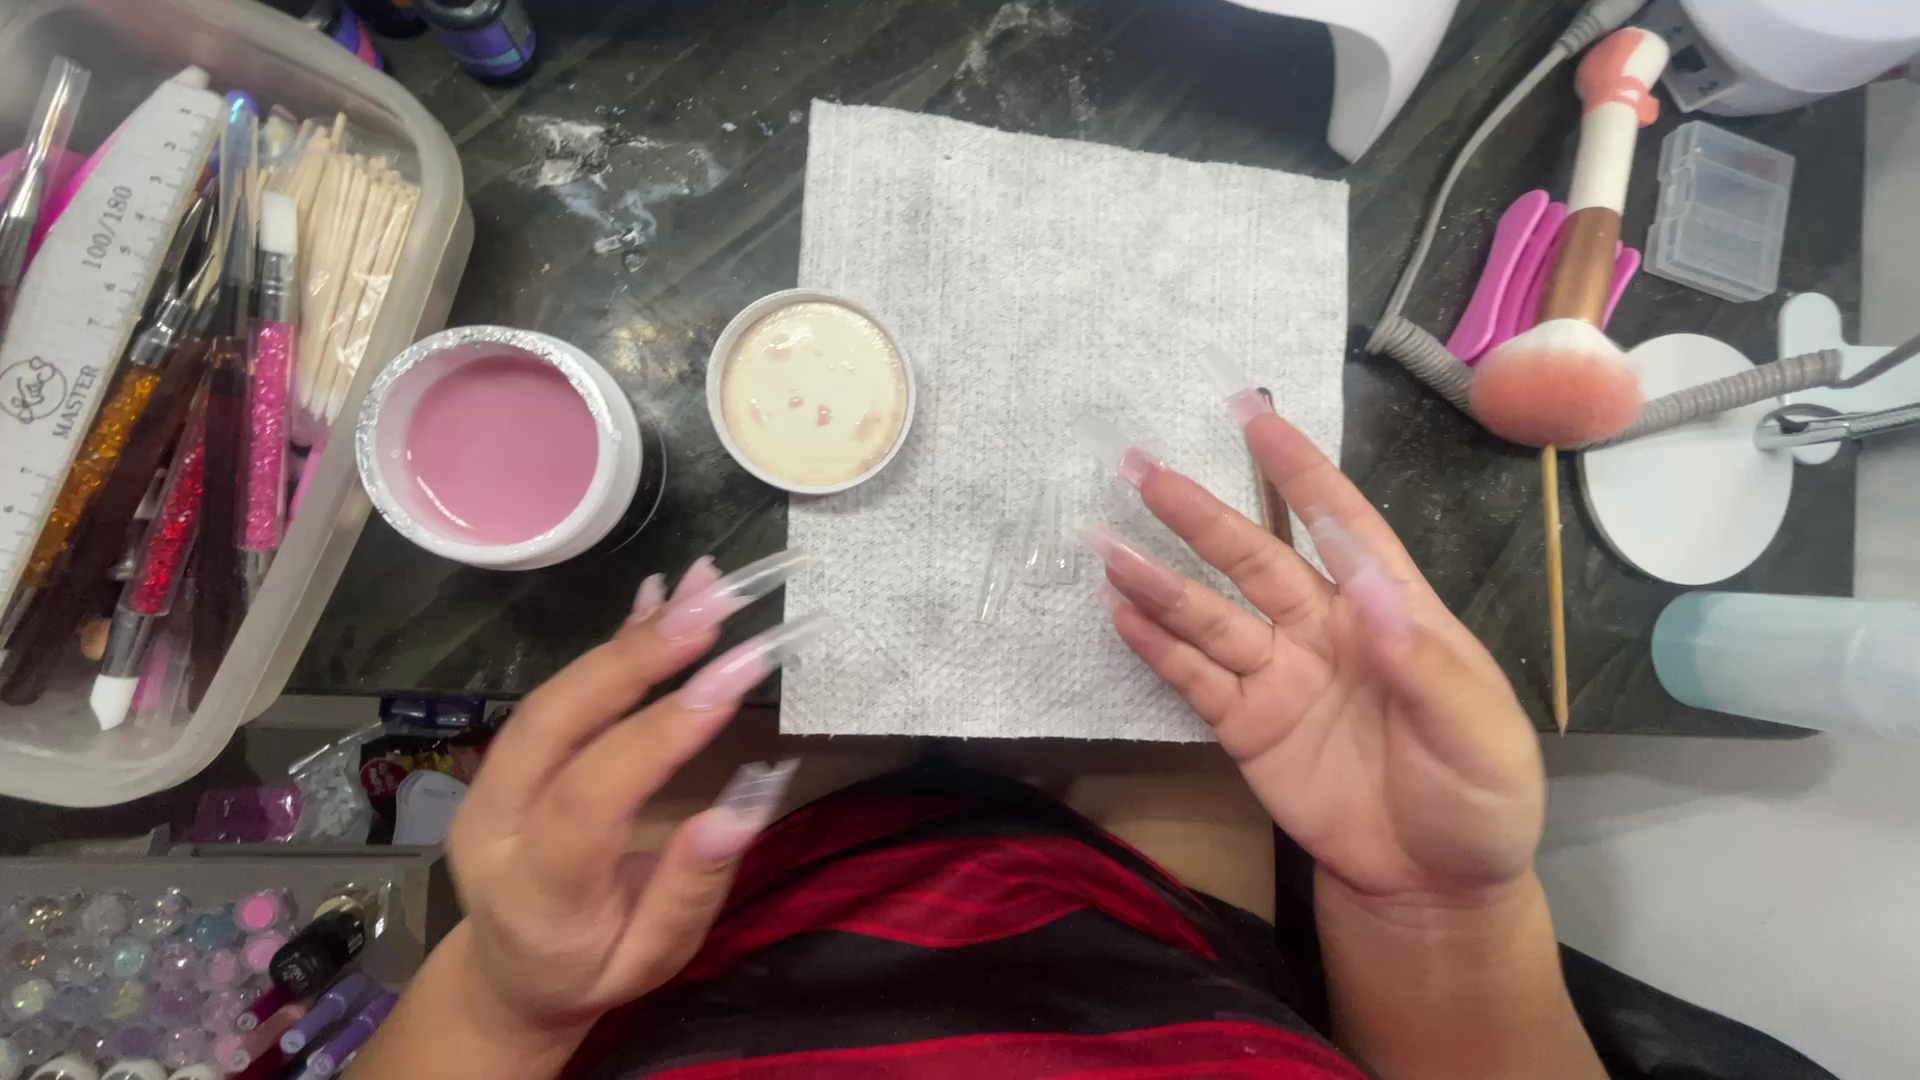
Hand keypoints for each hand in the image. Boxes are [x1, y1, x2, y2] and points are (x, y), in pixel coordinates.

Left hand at [444, 552, 816, 1036]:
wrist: (510, 974)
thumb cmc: (592, 968)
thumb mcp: (651, 959)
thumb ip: (691, 887)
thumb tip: (746, 803)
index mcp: (534, 890)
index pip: (590, 798)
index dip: (661, 732)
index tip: (736, 675)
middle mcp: (496, 822)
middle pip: (553, 722)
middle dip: (637, 655)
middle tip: (712, 608)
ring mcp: (493, 780)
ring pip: (556, 692)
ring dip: (633, 633)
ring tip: (704, 587)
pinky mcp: (510, 753)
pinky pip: (562, 686)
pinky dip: (616, 636)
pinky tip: (660, 595)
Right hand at [1081, 396, 1542, 903]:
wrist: (1427, 880)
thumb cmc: (1475, 797)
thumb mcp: (1477, 732)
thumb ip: (1423, 661)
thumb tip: (1371, 590)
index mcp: (1385, 611)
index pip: (1336, 522)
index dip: (1296, 469)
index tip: (1253, 415)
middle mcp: (1318, 627)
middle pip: (1248, 558)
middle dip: (1197, 514)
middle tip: (1142, 471)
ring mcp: (1274, 673)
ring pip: (1206, 614)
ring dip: (1157, 581)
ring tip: (1107, 546)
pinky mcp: (1241, 721)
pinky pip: (1190, 677)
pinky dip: (1154, 647)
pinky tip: (1118, 614)